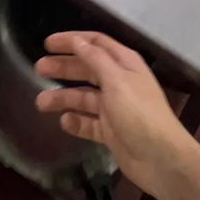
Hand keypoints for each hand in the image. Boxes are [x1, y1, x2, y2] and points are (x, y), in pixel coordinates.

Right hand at [34, 32, 199, 199]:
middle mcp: (118, 81)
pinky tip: (64, 122)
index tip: (48, 43)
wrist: (160, 159)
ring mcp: (113, 107)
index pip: (95, 43)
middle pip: (86, 69)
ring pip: (83, 97)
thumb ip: (96, 59)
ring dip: (63, 98)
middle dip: (63, 68)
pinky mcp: (110, 131)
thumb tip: (77, 40)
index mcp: (123, 63)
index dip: (72, 40)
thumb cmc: (139, 112)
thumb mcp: (117, 80)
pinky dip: (76, 122)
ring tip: (41, 103)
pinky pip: (88, 123)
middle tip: (38, 68)